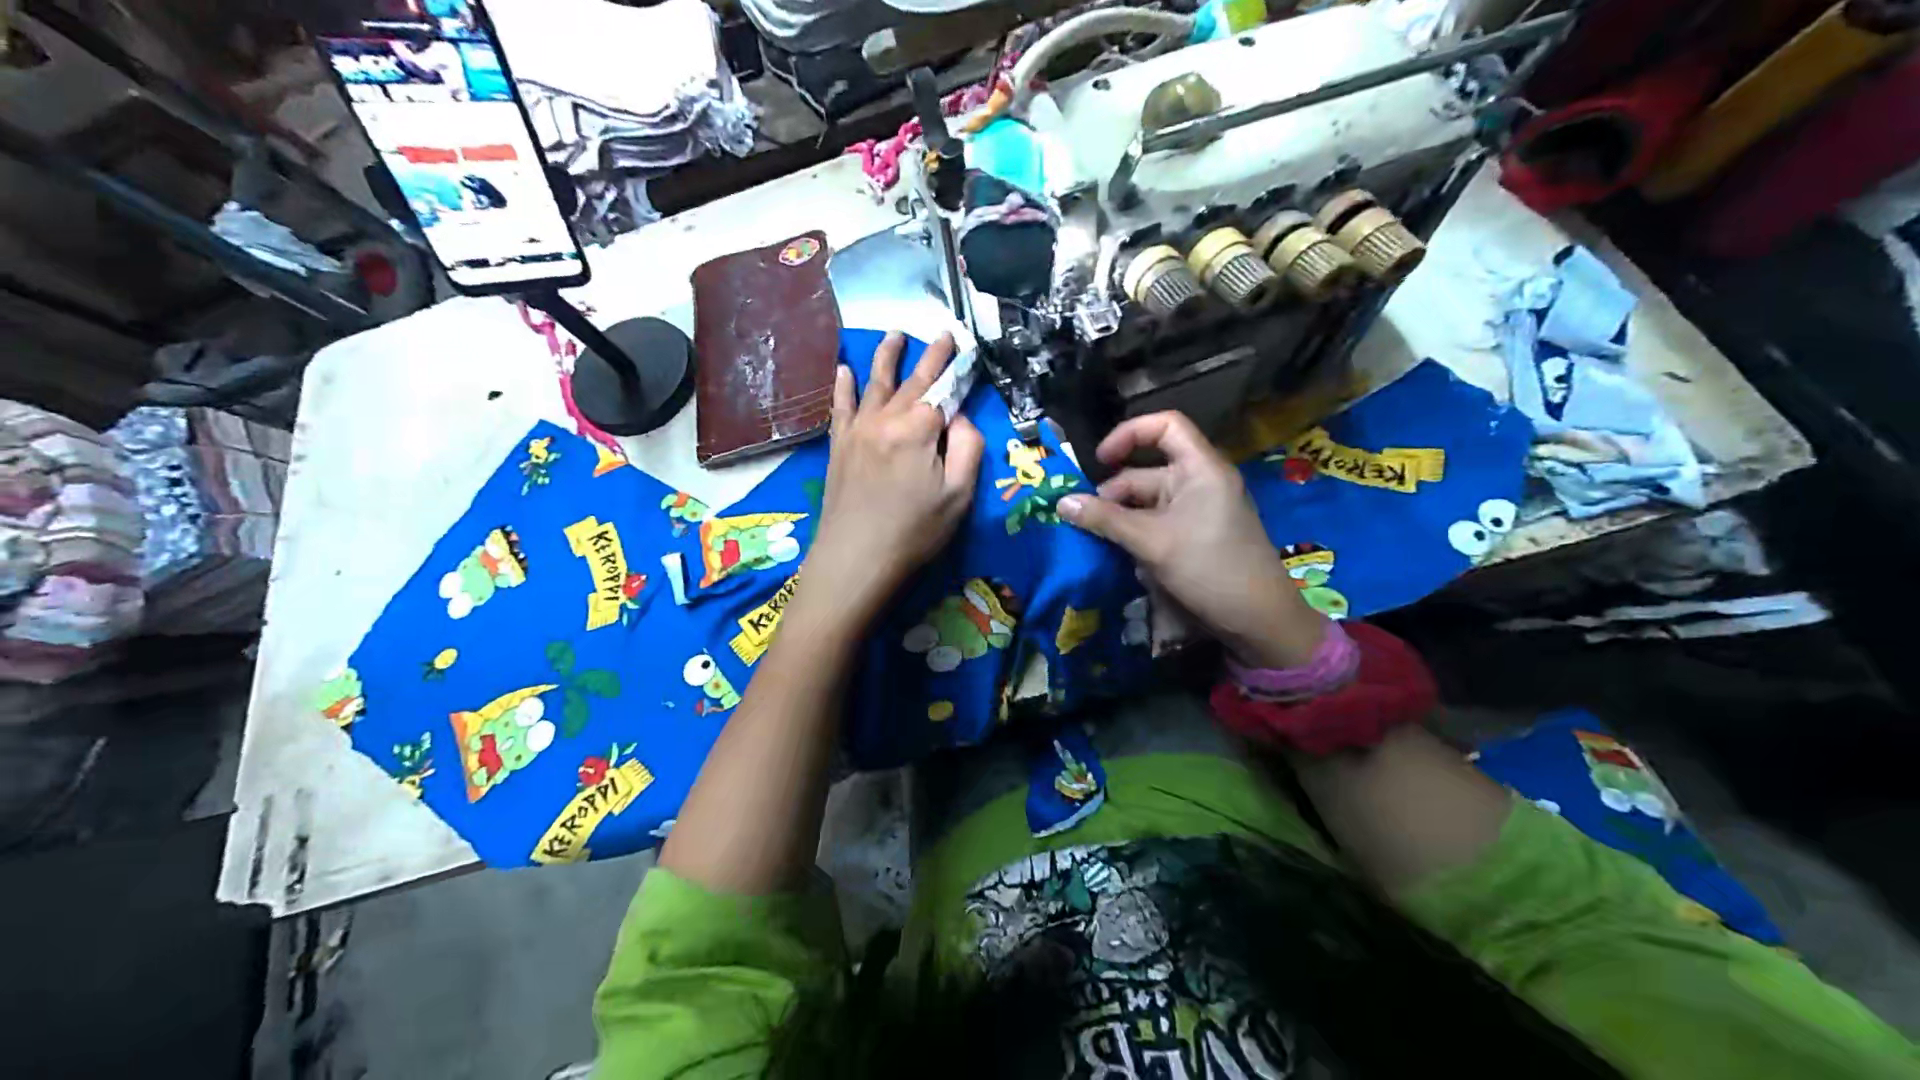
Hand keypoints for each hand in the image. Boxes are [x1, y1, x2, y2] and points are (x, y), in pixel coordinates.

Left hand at [796, 332, 984, 629]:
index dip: (957, 370)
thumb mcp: (958, 495)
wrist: (855, 560)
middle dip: (930, 356)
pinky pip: (840, 407)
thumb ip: (966, 447)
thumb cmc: (914, 532)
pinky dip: (843, 387)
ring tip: (894, 334)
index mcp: (918, 429)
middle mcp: (884, 419)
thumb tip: (957, 418)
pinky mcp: (838, 447)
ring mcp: (856, 430)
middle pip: (911, 381)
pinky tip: (844, 370)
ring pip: (874, 383)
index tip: (965, 346)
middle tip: (941, 333)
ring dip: (886, 357)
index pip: (943, 390)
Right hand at [1057, 411, 1326, 668]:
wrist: (1259, 620)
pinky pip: (1157, 524)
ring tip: (1098, 542)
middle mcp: (1200, 482)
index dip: (1128, 434)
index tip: (1100, 462)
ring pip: (1148, 503)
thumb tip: (1061, 503)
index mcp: (1200, 468)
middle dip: (1114, 494)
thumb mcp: (1151, 541)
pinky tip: (1121, 556)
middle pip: (1147, 471)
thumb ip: (1105, 520)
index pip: (1165, 426)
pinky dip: (1136, 535)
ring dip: (1121, 520)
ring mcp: (1199, 511)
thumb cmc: (1209, 568)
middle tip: (1085, 521)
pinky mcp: (1195, 536)